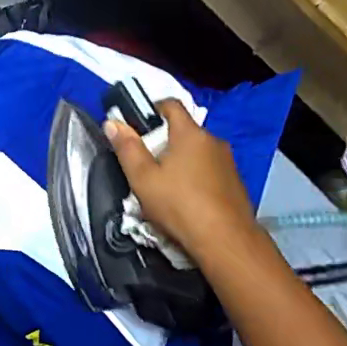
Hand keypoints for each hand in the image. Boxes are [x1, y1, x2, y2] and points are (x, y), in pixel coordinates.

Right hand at [106, 99, 257, 256]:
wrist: (224, 239)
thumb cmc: (178, 204)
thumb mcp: (143, 178)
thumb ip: (127, 149)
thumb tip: (112, 122)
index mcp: (190, 133)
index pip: (171, 105)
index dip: (151, 109)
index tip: (136, 125)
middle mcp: (213, 140)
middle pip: (183, 132)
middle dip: (163, 142)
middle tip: (145, 166)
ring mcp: (227, 162)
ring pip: (196, 153)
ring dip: (180, 162)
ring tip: (164, 187)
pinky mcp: (234, 182)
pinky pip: (208, 171)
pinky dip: (194, 178)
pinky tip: (185, 200)